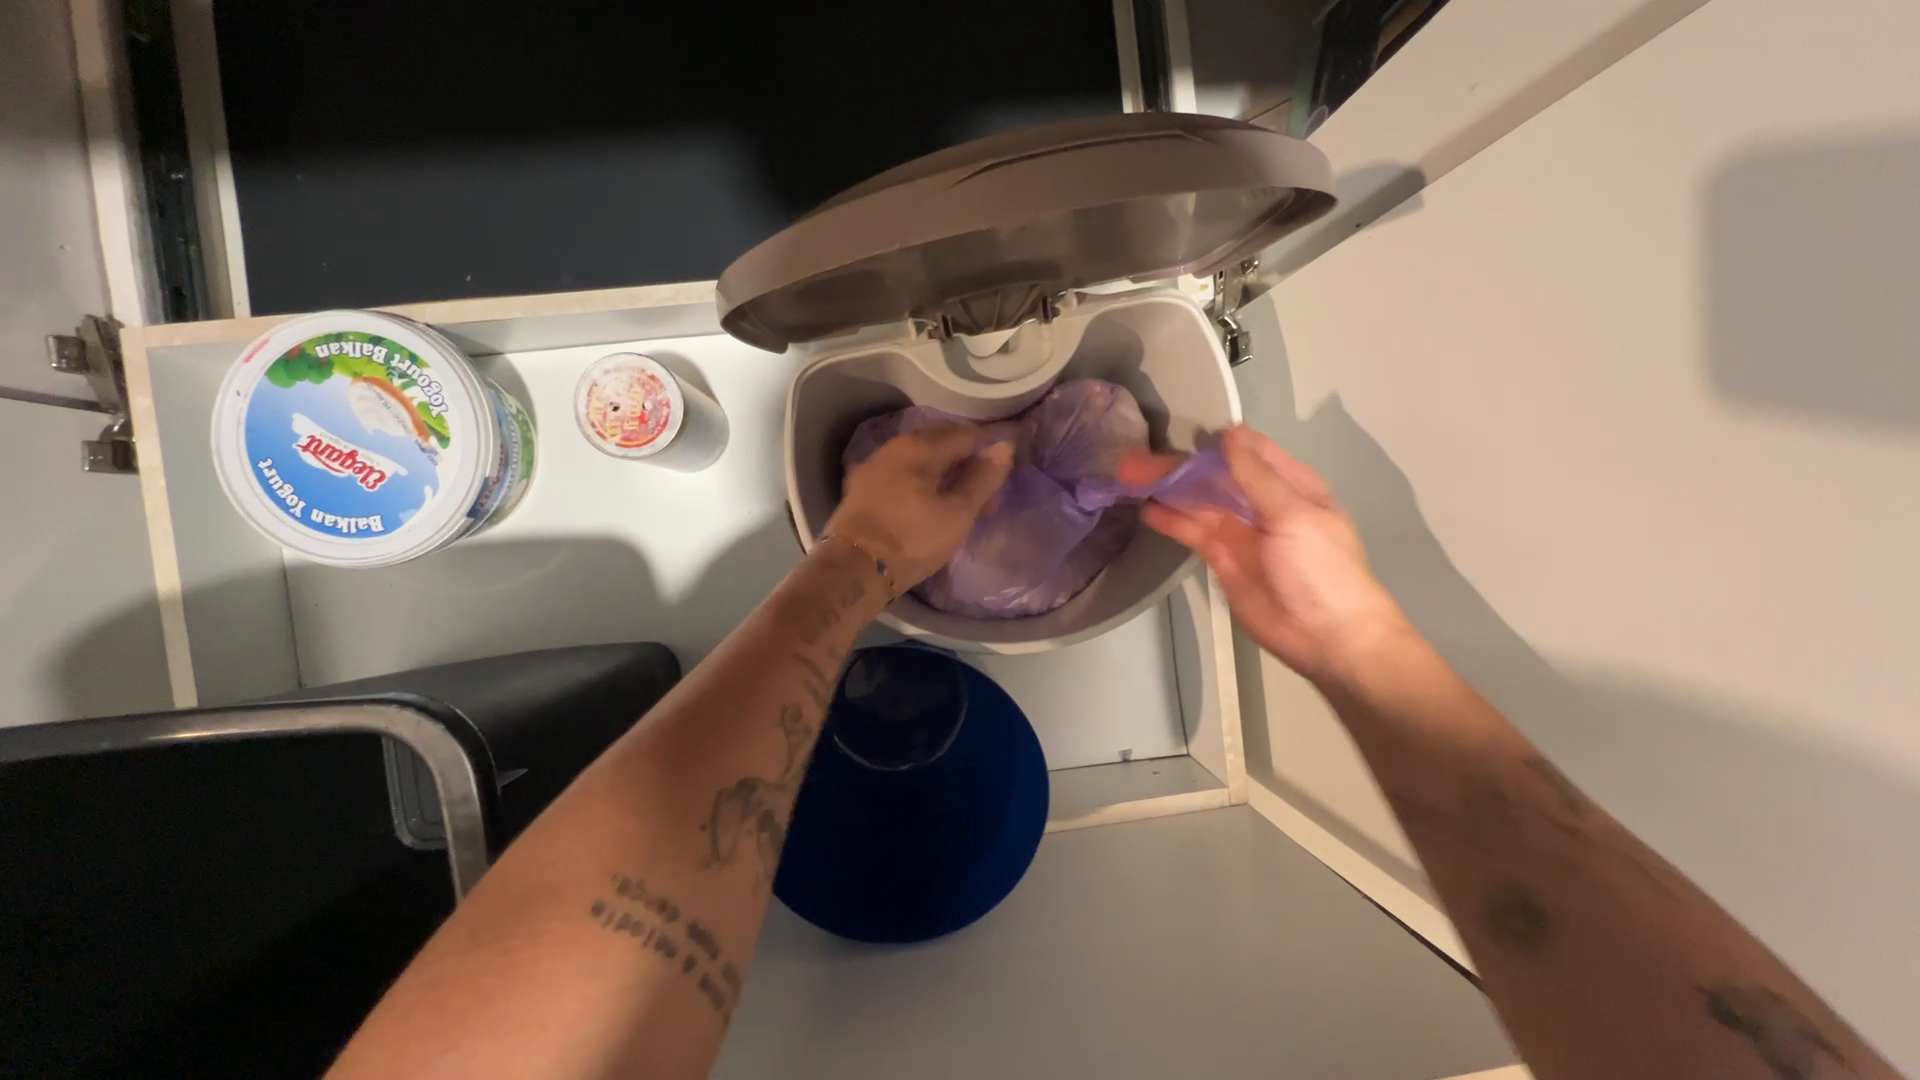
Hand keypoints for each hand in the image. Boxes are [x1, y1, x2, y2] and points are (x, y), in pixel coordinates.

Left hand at [825, 424, 1013, 591]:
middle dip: (965, 457)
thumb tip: (1004, 446)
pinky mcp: (862, 486)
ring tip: (958, 497)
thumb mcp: (957, 514)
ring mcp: (875, 464)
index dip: (989, 449)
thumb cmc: (912, 540)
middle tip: (984, 487)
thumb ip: (982, 479)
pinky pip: (901, 470)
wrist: (854, 568)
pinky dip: (920, 478)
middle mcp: (895, 446)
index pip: (966, 434)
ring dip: (943, 468)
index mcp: (921, 446)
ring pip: (919, 455)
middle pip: (939, 440)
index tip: (1002, 473)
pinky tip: (926, 499)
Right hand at [1118, 425, 1408, 683]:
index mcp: (1291, 485)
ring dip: (1168, 490)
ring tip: (1129, 477)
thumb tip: (1230, 433)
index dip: (1216, 441)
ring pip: (1199, 502)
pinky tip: (1145, 509)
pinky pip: (1192, 531)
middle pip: (1216, 477)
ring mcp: (1241, 531)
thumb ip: (1256, 475)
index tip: (1179, 431)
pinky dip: (1170, 520)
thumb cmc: (1320, 568)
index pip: (1249, 452)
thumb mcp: (1293, 513)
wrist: (1325, 635)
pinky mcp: (1221, 558)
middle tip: (1136, 458)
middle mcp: (1263, 503)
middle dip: (1181, 466)